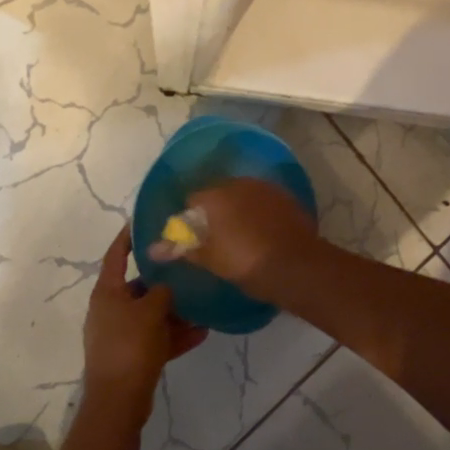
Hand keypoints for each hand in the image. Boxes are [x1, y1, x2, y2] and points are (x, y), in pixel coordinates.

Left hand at [83, 227, 206, 410]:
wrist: (118, 401)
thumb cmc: (129, 346)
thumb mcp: (150, 311)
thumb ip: (162, 291)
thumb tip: (167, 284)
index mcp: (107, 292)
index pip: (116, 255)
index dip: (127, 237)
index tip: (143, 221)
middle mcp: (111, 309)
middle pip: (139, 286)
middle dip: (164, 279)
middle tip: (187, 265)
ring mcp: (121, 334)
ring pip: (151, 314)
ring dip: (175, 310)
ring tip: (202, 301)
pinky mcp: (133, 357)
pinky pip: (157, 338)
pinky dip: (175, 334)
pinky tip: (203, 331)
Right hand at [173, 178, 322, 299]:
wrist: (297, 265)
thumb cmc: (247, 263)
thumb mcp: (212, 260)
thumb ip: (182, 249)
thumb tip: (152, 248)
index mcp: (216, 196)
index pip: (193, 200)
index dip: (191, 220)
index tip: (197, 239)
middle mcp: (238, 183)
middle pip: (218, 194)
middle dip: (216, 212)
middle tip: (219, 240)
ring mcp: (264, 187)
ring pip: (242, 195)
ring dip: (239, 210)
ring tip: (243, 238)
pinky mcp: (285, 196)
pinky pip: (263, 200)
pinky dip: (260, 212)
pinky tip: (265, 233)